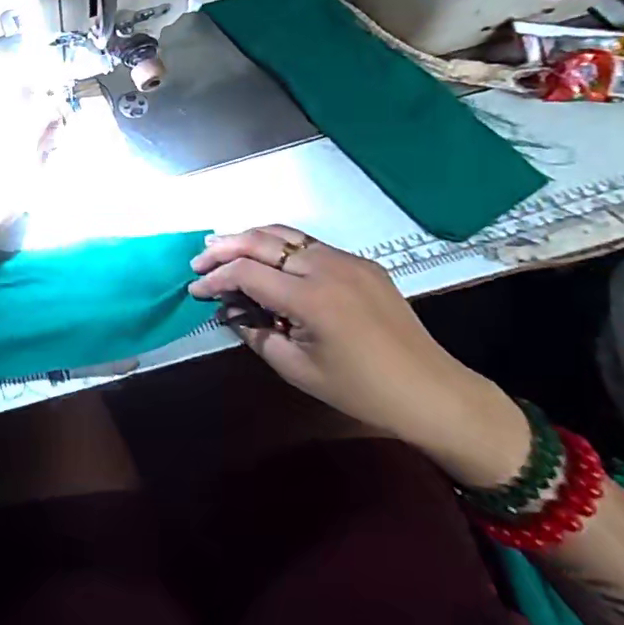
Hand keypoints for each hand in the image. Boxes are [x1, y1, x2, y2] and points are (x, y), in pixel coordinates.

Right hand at [189, 226, 531, 488]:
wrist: (428, 389)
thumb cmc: (360, 390)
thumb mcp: (298, 369)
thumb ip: (256, 334)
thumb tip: (230, 311)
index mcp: (310, 298)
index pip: (247, 272)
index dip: (215, 278)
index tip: (195, 289)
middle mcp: (326, 266)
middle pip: (262, 240)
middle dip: (225, 247)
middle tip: (200, 260)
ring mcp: (347, 259)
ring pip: (287, 234)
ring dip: (252, 238)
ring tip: (225, 247)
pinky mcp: (361, 262)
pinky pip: (312, 244)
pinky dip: (281, 246)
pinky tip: (269, 259)